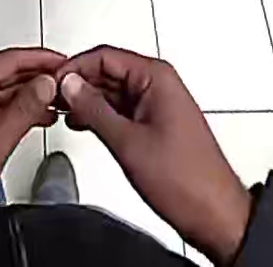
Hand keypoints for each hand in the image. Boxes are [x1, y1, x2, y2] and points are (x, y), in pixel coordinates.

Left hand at [0, 47, 64, 221]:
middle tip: (66, 81)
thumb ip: (26, 106)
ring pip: (10, 88)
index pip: (11, 59)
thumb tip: (47, 82)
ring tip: (61, 98)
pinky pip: (5, 104)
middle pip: (11, 71)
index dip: (41, 58)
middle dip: (40, 76)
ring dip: (35, 93)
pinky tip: (43, 114)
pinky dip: (25, 108)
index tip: (63, 61)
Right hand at [57, 46, 252, 264]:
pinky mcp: (155, 121)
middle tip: (55, 97)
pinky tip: (84, 124)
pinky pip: (121, 107)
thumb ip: (94, 109)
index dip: (76, 66)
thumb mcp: (128, 142)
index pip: (105, 55)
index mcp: (156, 77)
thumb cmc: (187, 181)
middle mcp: (158, 83)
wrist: (217, 218)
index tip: (55, 81)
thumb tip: (71, 84)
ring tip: (64, 112)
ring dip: (88, 100)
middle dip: (80, 83)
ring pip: (113, 89)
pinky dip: (101, 114)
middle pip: (108, 69)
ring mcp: (157, 102)